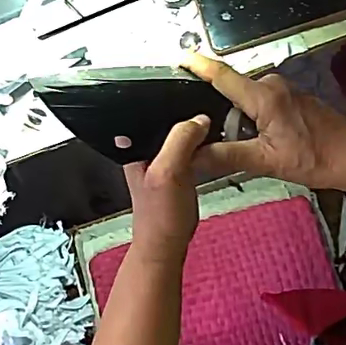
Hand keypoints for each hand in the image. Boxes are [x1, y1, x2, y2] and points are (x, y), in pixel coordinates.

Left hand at [122, 114, 211, 263]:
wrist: (166, 246)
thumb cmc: (160, 216)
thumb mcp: (169, 172)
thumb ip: (180, 141)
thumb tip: (199, 119)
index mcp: (132, 142)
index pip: (151, 108)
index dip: (172, 101)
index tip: (196, 97)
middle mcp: (143, 147)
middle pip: (167, 118)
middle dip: (187, 114)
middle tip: (210, 110)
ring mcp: (159, 158)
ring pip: (179, 132)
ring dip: (195, 130)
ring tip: (213, 124)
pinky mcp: (174, 168)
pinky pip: (189, 147)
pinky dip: (200, 144)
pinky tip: (211, 144)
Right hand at [183, 52, 345, 192]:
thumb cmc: (317, 157)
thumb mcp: (267, 161)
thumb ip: (226, 157)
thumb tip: (193, 157)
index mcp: (263, 97)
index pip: (222, 75)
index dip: (198, 65)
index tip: (179, 58)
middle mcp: (272, 86)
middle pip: (229, 91)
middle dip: (218, 112)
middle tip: (221, 139)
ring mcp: (282, 90)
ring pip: (244, 100)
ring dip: (237, 120)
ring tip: (249, 145)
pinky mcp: (289, 98)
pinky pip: (259, 103)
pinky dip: (251, 119)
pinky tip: (261, 141)